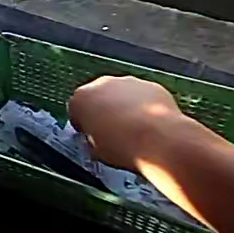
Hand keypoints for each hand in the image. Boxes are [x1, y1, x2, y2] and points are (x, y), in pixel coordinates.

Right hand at [67, 76, 191, 171]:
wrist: (157, 140)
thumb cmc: (123, 146)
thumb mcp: (96, 150)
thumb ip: (92, 138)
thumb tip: (98, 139)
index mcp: (82, 98)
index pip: (76, 109)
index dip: (83, 124)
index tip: (90, 135)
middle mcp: (102, 83)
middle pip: (99, 96)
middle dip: (104, 110)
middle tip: (112, 132)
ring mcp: (128, 82)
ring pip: (122, 93)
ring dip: (125, 107)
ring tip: (134, 130)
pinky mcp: (150, 85)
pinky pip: (143, 95)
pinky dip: (145, 106)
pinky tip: (151, 125)